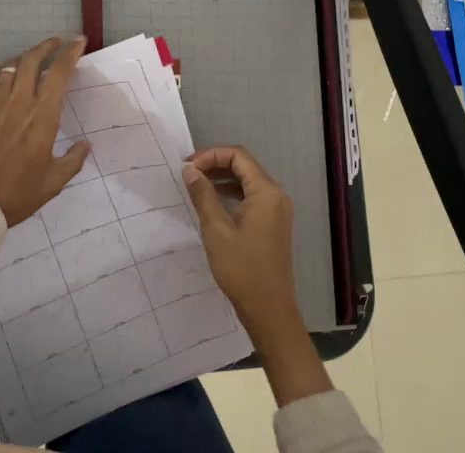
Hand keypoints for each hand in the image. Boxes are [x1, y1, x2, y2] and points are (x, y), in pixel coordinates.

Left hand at [0, 36, 91, 225]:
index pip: (59, 74)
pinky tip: (9, 73)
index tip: (79, 42)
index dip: (70, 53)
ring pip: (11, 66)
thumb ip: (73, 160)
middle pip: (32, 60)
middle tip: (57, 43)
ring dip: (26, 57)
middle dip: (47, 46)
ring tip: (34, 57)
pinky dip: (5, 69)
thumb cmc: (19, 192)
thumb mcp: (54, 181)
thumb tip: (84, 145)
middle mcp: (20, 102)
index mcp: (43, 116)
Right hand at [183, 145, 329, 406]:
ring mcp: (277, 210)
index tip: (187, 167)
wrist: (268, 309)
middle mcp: (276, 195)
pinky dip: (232, 193)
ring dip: (222, 179)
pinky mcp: (273, 223)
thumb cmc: (242, 268)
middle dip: (215, 165)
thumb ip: (203, 194)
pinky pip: (252, 197)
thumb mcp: (216, 229)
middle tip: (188, 174)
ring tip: (196, 186)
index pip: (238, 156)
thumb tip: (190, 170)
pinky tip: (213, 203)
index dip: (211, 155)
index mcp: (266, 192)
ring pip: (248, 181)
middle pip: (244, 166)